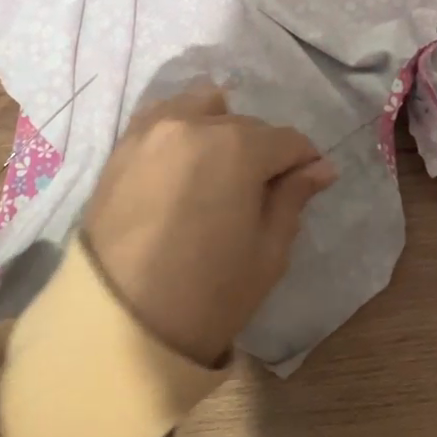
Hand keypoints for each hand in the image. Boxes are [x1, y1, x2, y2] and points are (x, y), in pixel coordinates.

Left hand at [83, 83, 335, 365]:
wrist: (116, 326)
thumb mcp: (268, 253)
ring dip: (221, 130)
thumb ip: (293, 198)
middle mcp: (194, 123)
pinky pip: (163, 116)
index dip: (304, 163)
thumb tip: (320, 168)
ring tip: (220, 173)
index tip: (306, 187)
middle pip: (247, 125)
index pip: (288, 141)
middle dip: (263, 152)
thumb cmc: (207, 295)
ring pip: (203, 109)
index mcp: (237, 147)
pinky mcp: (122, 146)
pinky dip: (183, 128)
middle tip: (261, 193)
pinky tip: (186, 162)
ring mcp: (152, 130)